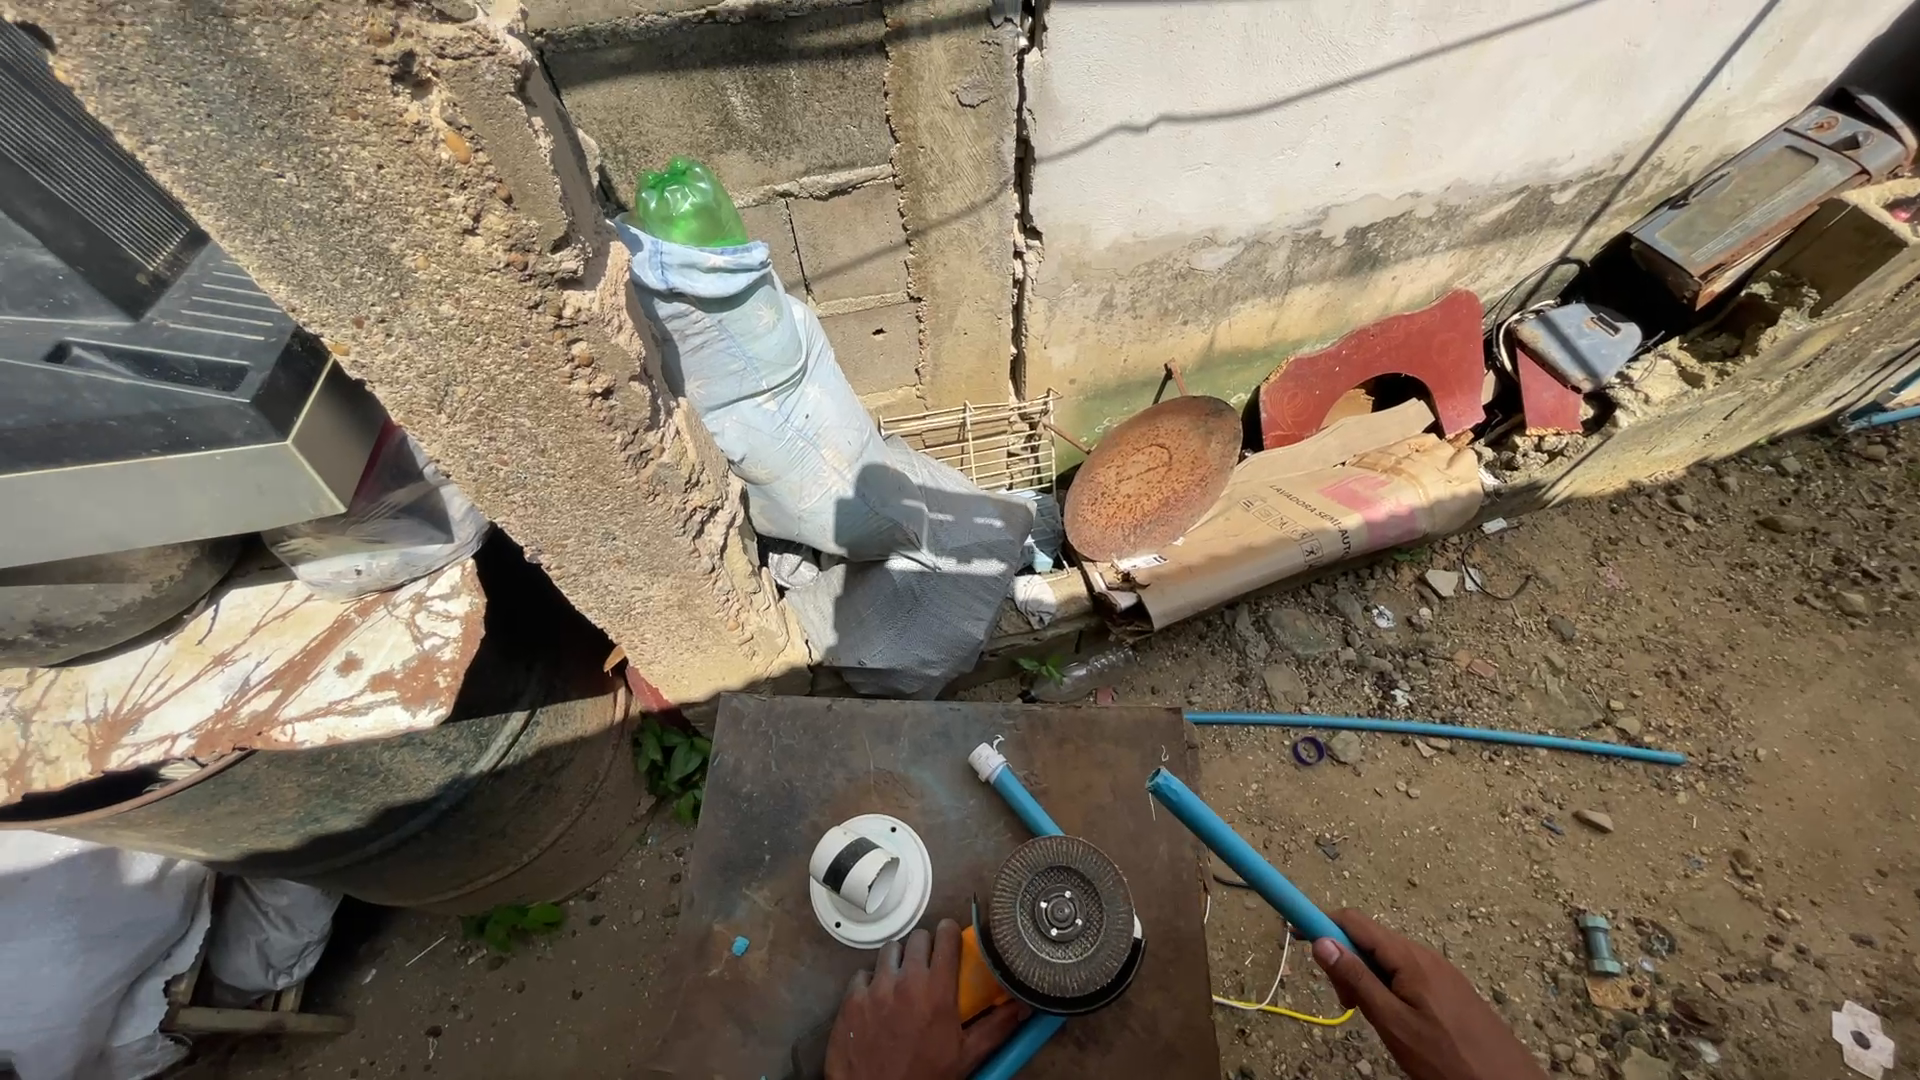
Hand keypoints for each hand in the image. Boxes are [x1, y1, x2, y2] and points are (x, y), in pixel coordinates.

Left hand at [825, 920, 1029, 1079]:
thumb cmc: (925, 1079)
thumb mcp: (965, 1056)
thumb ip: (996, 1027)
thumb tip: (1022, 1006)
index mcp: (938, 991)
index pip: (946, 935)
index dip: (949, 933)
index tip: (949, 940)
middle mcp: (907, 981)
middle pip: (917, 937)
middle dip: (924, 947)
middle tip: (927, 966)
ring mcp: (876, 988)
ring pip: (889, 950)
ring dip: (897, 961)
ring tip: (901, 981)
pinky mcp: (852, 999)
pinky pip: (862, 974)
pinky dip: (870, 983)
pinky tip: (876, 1001)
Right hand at [1311, 909, 1546, 1079]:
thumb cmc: (1447, 1060)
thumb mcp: (1392, 1023)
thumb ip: (1356, 980)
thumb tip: (1321, 940)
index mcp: (1409, 957)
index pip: (1353, 920)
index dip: (1320, 921)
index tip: (1294, 933)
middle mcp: (1424, 954)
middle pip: (1368, 938)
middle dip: (1345, 959)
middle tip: (1344, 1001)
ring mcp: (1440, 971)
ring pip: (1386, 958)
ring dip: (1365, 976)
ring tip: (1369, 1015)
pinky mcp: (1451, 990)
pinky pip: (1406, 973)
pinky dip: (1387, 986)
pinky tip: (1394, 1017)